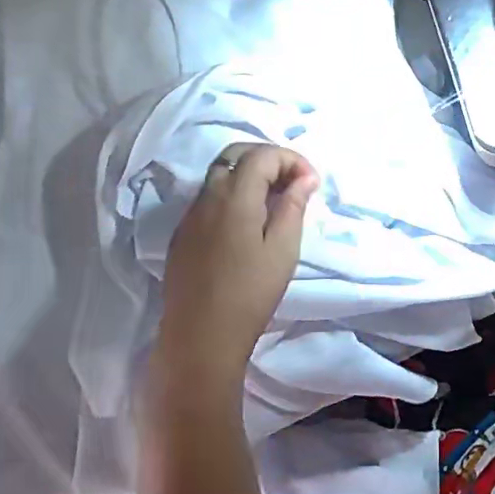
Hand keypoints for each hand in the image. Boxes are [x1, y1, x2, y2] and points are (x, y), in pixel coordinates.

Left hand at [157, 144, 318, 384]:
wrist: (200, 339)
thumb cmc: (250, 294)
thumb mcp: (283, 249)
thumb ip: (293, 206)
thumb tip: (304, 178)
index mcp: (234, 197)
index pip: (262, 155)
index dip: (291, 160)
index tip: (311, 183)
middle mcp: (206, 197)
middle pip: (235, 154)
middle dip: (268, 159)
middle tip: (293, 182)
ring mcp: (190, 216)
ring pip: (219, 175)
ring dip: (249, 176)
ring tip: (275, 201)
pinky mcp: (182, 235)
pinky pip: (209, 198)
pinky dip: (233, 195)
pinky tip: (249, 222)